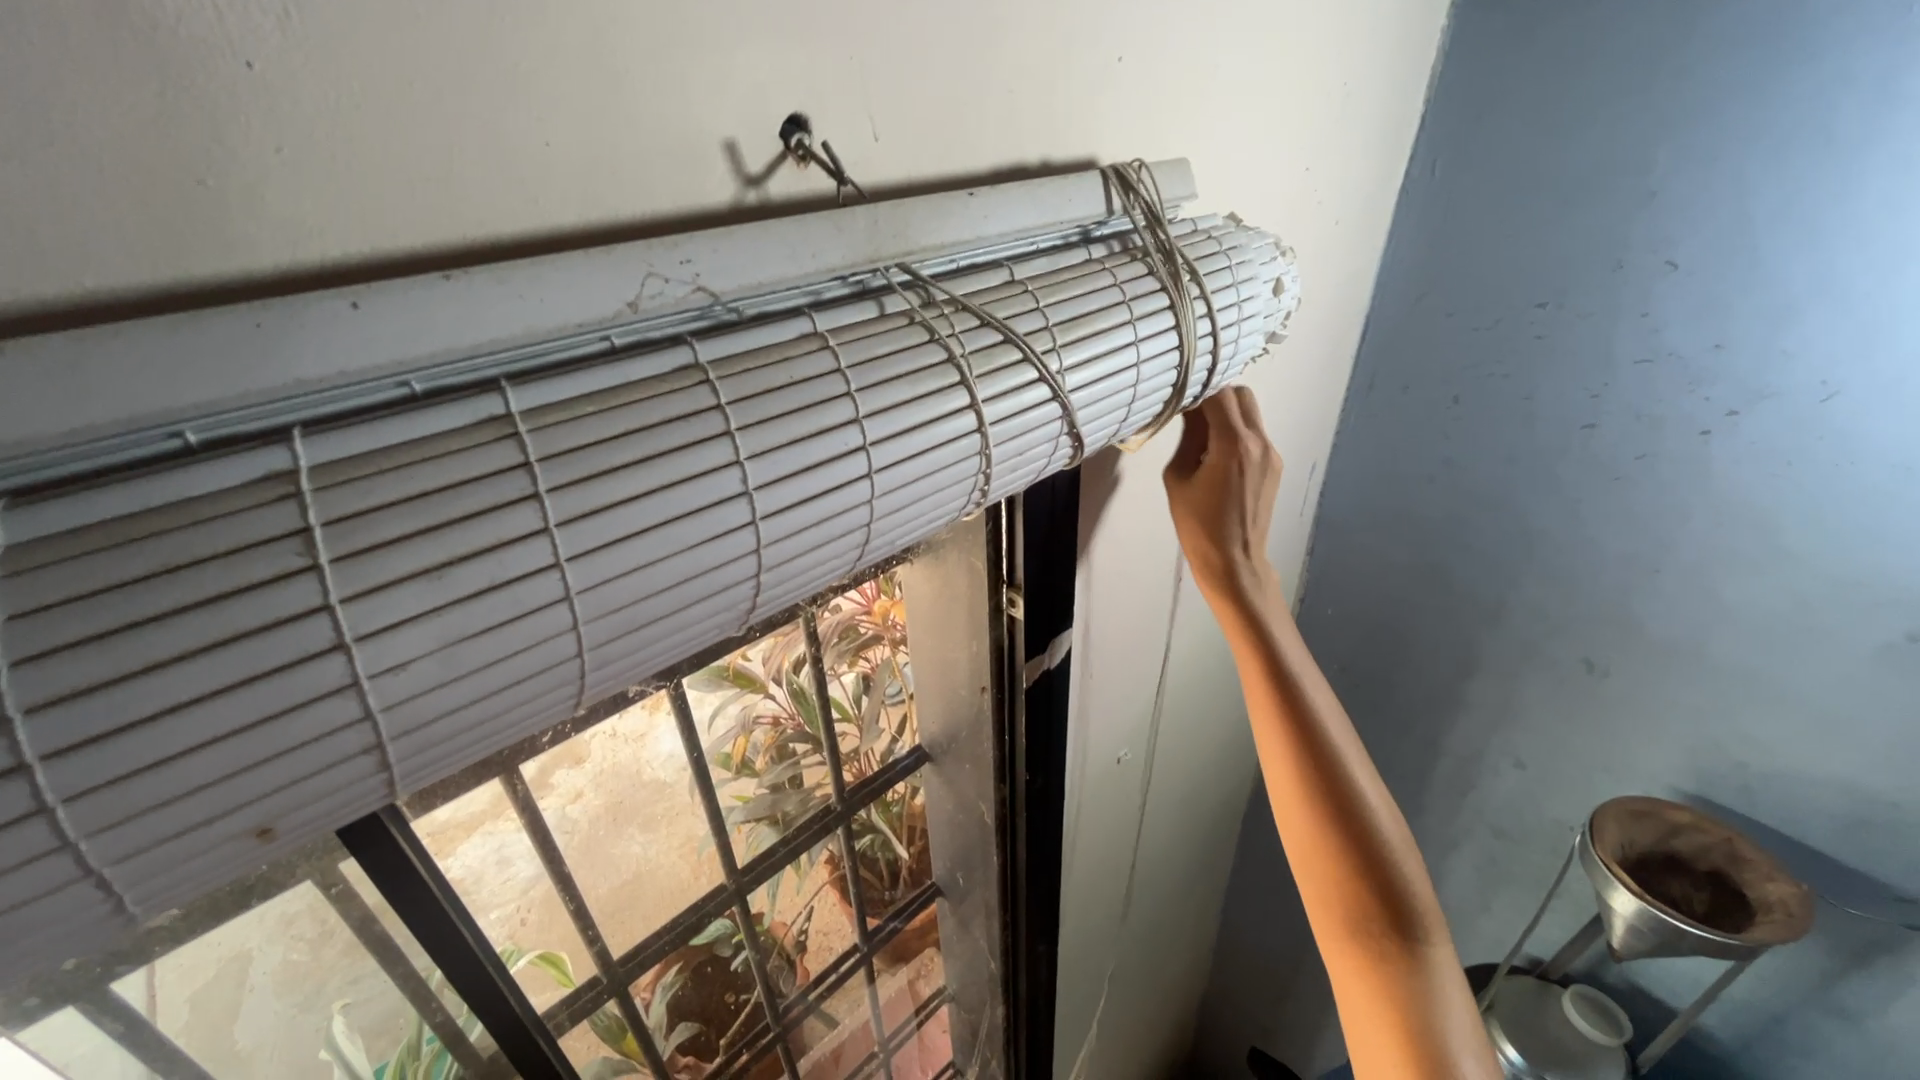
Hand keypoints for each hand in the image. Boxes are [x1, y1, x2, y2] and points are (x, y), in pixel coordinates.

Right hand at [1162, 386, 1283, 608]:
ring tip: (1201, 433)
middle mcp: (1260, 442)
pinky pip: (1254, 434)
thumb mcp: (1178, 477)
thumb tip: (1190, 411)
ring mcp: (1272, 453)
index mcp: (1234, 443)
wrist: (1233, 562)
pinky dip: (1236, 431)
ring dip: (1226, 413)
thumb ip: (1188, 438)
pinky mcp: (1274, 466)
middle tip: (1189, 410)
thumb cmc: (1197, 526)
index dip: (1197, 388)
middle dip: (1215, 395)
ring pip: (1250, 412)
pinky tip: (1216, 453)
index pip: (1219, 393)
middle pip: (1240, 394)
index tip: (1178, 393)